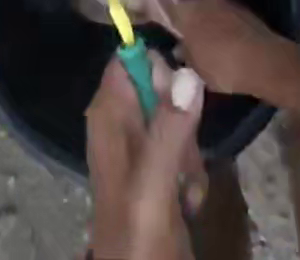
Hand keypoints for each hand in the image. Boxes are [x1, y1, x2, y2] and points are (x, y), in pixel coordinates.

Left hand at [86, 51, 205, 259]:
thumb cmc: (136, 240)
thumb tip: (188, 71)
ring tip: (184, 186)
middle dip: (183, 116)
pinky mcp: (158, 172)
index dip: (158, 64)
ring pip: (179, 117)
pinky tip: (188, 201)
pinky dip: (192, 174)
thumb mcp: (152, 185)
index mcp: (107, 116)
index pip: (128, 59)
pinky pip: (186, 149)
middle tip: (184, 151)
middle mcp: (120, 125)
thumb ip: (168, 130)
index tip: (185, 85)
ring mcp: (140, 148)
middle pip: (161, 86)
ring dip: (191, 151)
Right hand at [158, 0, 299, 97]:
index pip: (166, 9)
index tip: (156, 26)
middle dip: (185, 22)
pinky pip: (223, 17)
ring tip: (204, 44)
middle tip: (183, 41)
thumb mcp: (195, 68)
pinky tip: (224, 43)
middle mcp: (204, 0)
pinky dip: (220, 27)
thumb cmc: (223, 66)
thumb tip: (180, 48)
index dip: (161, 18)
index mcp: (187, 11)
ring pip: (207, 11)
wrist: (264, 61)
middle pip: (188, 8)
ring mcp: (225, 2)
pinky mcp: (242, 10)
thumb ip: (184, 54)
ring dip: (204, 24)